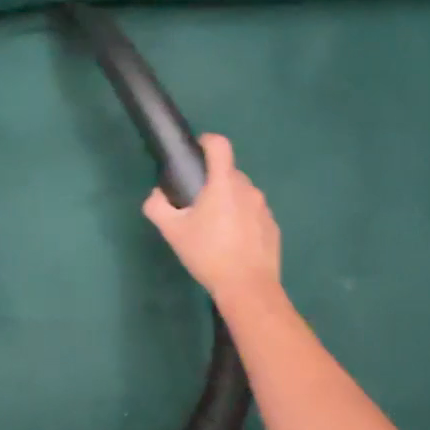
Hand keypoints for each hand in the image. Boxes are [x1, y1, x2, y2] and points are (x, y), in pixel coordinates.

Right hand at [142, 134, 280, 301]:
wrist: (248, 287)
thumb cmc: (208, 254)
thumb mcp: (172, 232)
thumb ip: (157, 207)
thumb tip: (157, 195)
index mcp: (223, 184)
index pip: (220, 145)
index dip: (206, 142)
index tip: (195, 154)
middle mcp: (248, 189)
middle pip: (229, 172)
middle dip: (212, 182)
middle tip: (196, 205)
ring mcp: (264, 208)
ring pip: (242, 194)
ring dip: (228, 202)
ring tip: (215, 229)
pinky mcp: (272, 227)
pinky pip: (253, 214)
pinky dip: (242, 220)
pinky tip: (233, 245)